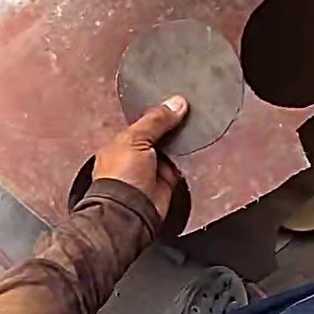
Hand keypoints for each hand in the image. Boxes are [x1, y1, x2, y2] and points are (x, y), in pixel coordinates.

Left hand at [92, 95, 187, 218]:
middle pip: (159, 135)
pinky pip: (180, 167)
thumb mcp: (135, 139)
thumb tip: (176, 103)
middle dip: (172, 127)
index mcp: (120, 142)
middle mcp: (135, 155)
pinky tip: (193, 150)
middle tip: (187, 114)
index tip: (174, 102)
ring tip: (193, 129)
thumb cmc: (120, 177)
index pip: (142, 122)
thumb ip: (155, 120)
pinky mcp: (166, 183)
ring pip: (172, 150)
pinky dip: (187, 161)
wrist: (131, 211)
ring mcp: (151, 169)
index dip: (157, 112)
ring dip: (181, 144)